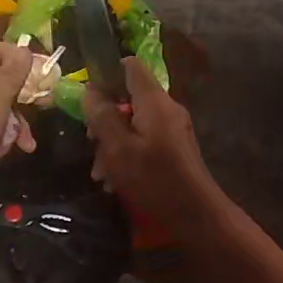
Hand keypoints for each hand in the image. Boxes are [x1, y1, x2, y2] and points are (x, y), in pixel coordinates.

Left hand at [0, 41, 35, 189]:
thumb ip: (14, 72)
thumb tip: (25, 49)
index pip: (0, 50)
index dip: (21, 58)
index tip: (40, 72)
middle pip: (6, 81)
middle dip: (25, 98)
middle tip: (45, 104)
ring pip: (5, 108)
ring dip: (17, 125)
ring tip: (23, 143)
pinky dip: (3, 138)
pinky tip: (1, 152)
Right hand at [85, 57, 222, 224]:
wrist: (195, 217)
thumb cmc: (153, 178)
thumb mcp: (117, 147)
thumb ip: (102, 115)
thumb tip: (90, 90)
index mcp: (154, 101)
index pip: (131, 66)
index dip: (106, 74)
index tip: (87, 97)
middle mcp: (166, 110)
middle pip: (128, 98)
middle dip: (104, 119)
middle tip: (90, 142)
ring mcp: (172, 130)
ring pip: (133, 123)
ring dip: (112, 144)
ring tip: (99, 173)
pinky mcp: (173, 150)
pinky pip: (143, 141)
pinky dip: (126, 155)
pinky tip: (114, 181)